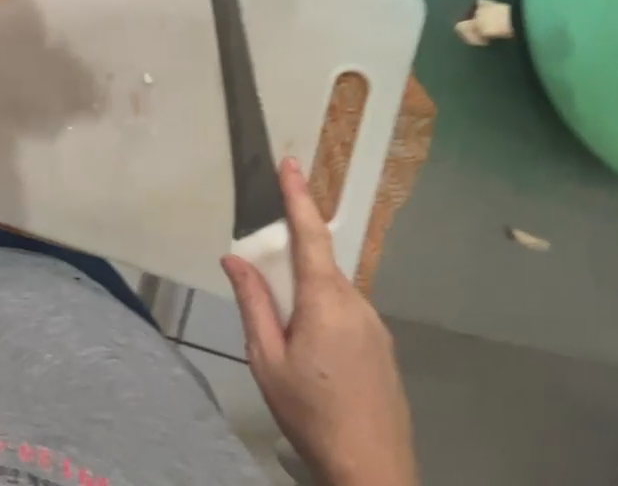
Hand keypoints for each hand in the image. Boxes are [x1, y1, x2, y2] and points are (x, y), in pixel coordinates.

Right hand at [221, 159, 417, 485]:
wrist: (373, 473)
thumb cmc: (310, 413)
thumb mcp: (266, 359)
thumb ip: (252, 303)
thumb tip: (234, 258)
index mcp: (326, 303)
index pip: (310, 236)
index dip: (299, 197)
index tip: (291, 162)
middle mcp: (357, 305)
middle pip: (318, 264)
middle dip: (289, 260)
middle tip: (264, 287)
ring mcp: (376, 326)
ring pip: (332, 290)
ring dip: (305, 292)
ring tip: (287, 338)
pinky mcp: (383, 347)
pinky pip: (346, 311)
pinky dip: (322, 311)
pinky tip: (311, 352)